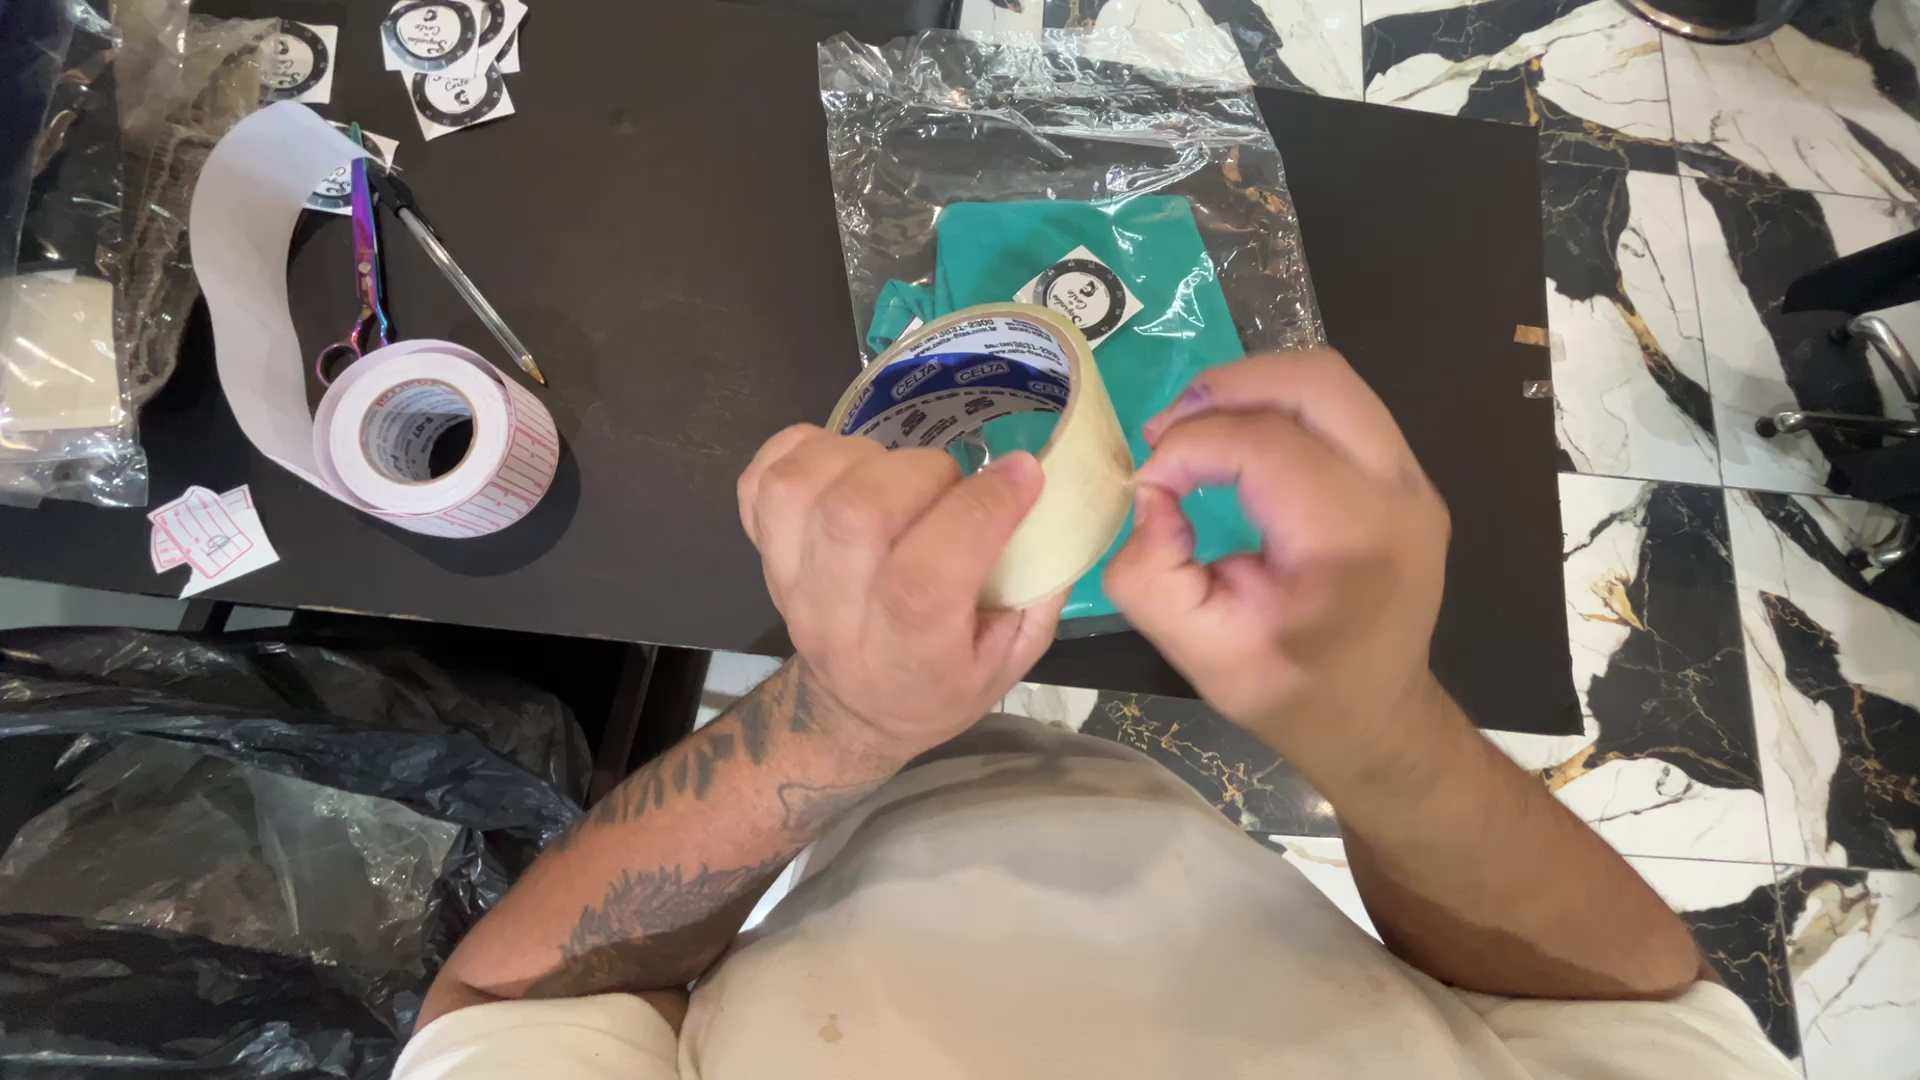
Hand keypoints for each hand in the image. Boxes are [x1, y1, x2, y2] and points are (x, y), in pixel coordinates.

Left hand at [737, 427, 1064, 758]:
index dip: (978, 512)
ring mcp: (788, 583)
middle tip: (952, 484)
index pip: (923, 580)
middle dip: (923, 474)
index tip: (1022, 475)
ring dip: (865, 456)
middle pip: (856, 517)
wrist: (851, 710)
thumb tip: (1050, 506)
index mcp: (908, 660)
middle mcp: (837, 620)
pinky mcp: (762, 552)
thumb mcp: (1008, 663)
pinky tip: (849, 465)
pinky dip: (808, 449)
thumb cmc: (939, 684)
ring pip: (803, 488)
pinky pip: (764, 478)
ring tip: (900, 475)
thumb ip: (1037, 593)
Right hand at [1104, 350, 1450, 767]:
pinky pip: (1338, 408)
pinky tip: (1236, 443)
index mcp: (1349, 542)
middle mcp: (1398, 495)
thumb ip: (1148, 575)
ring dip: (1249, 389)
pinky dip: (1275, 407)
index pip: (1264, 444)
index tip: (1147, 483)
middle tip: (1166, 429)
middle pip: (1315, 381)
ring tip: (1195, 428)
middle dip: (1224, 389)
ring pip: (1329, 381)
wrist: (1371, 715)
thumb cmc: (1285, 690)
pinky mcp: (1404, 478)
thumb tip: (1152, 496)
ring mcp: (1412, 481)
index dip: (1188, 447)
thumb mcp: (1196, 652)